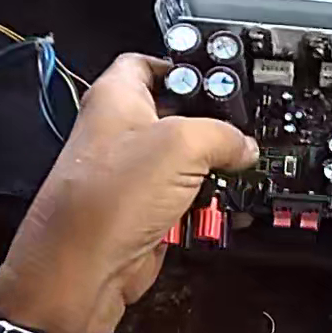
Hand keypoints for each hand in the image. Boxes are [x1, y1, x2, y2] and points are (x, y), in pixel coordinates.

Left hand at [0, 54, 257, 332]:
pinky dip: (211, 203)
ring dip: (218, 171)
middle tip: (242, 134)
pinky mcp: (150, 210)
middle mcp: (125, 134)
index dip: (186, 67)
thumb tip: (245, 144)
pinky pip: (189, 198)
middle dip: (215, 127)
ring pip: (190, 162)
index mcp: (118, 99)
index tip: (223, 79)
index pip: (151, 63)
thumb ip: (222, 134)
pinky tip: (227, 209)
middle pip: (180, 116)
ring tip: (239, 175)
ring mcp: (137, 176)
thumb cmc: (107, 200)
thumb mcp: (180, 146)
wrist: (86, 269)